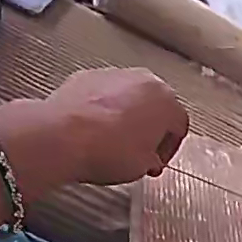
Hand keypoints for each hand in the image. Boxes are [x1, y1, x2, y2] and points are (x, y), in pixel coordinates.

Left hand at [44, 68, 188, 183]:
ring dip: (125, 116)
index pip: (178, 125)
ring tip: (112, 141)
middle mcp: (144, 81)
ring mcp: (114, 75)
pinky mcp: (86, 76)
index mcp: (166, 101)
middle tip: (139, 151)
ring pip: (128, 96)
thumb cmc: (107, 150)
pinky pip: (102, 95)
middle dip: (149, 128)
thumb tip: (147, 157)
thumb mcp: (140, 167)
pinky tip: (92, 129)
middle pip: (155, 105)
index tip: (157, 162)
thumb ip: (151, 158)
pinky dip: (101, 109)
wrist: (63, 136)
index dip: (169, 148)